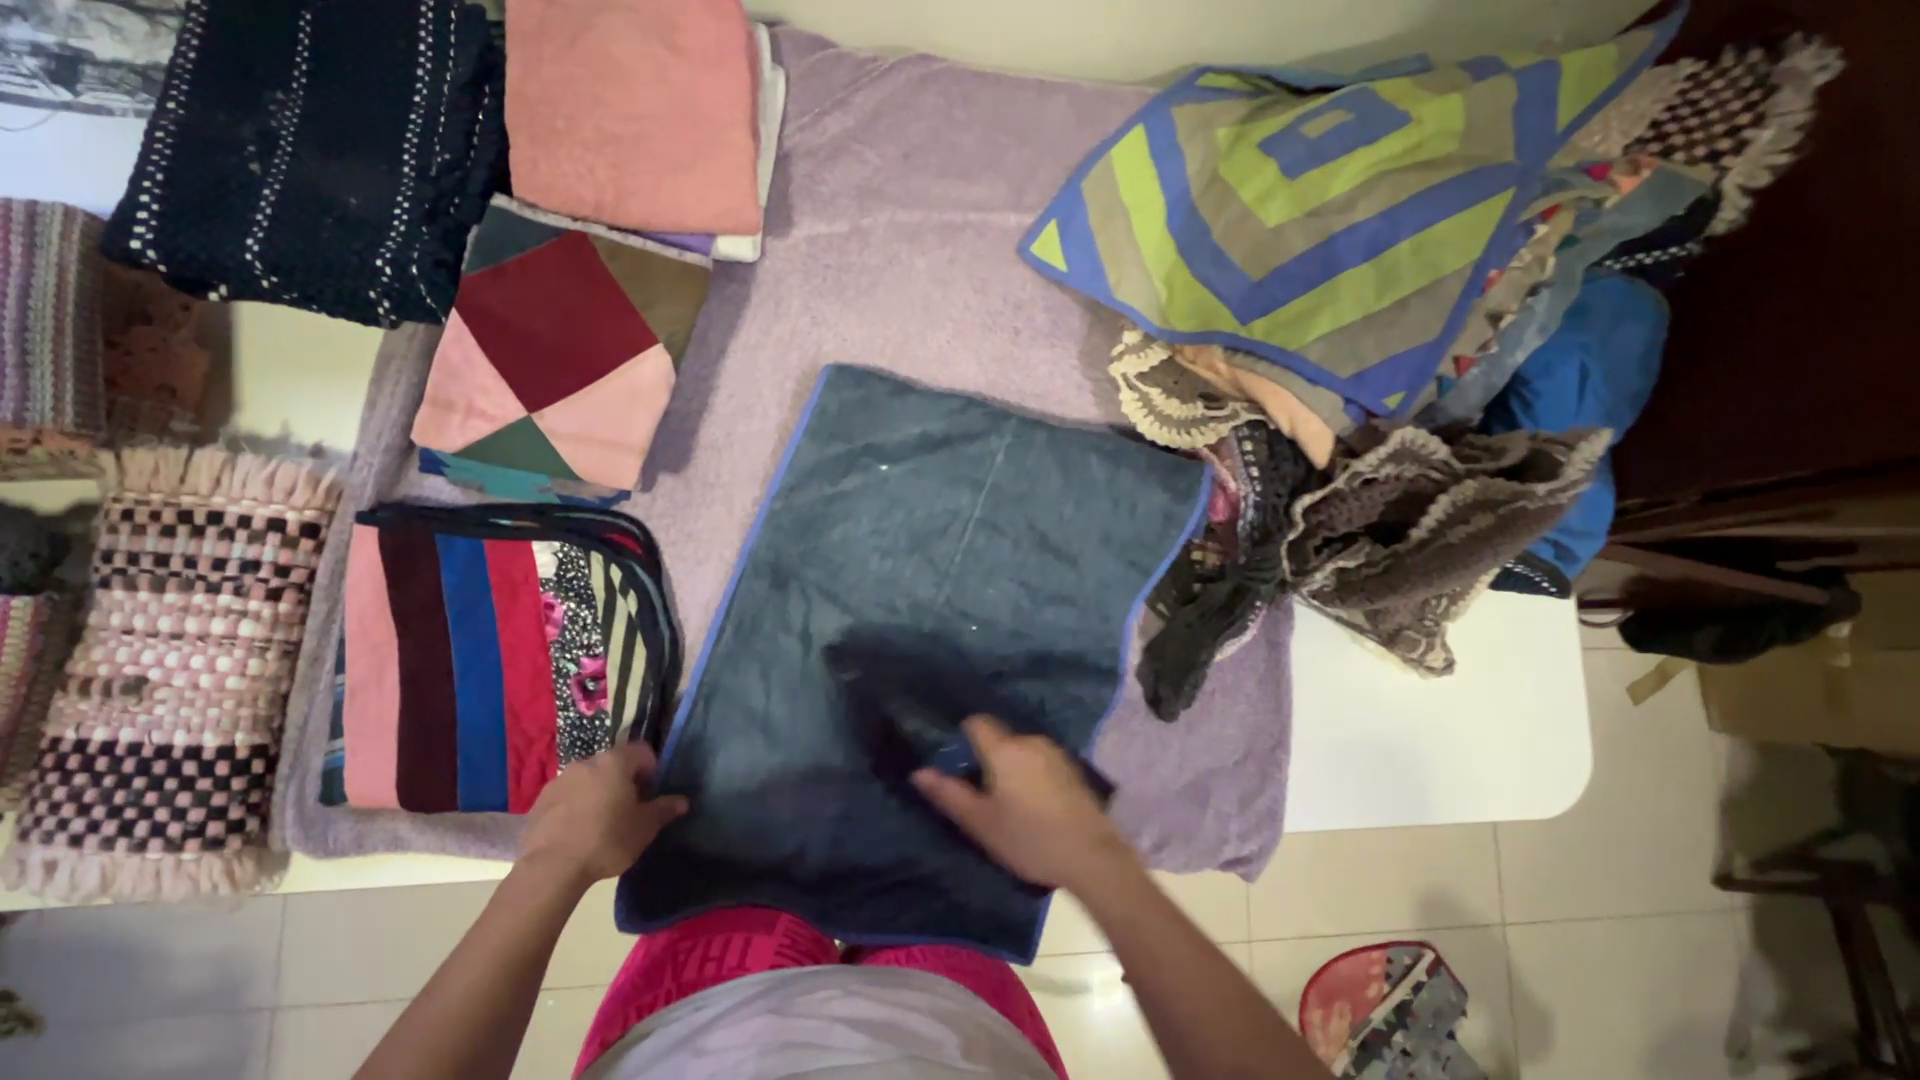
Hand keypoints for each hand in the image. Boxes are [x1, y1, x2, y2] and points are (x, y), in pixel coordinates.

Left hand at [519, 741, 688, 885]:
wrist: (552, 868)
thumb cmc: (607, 840)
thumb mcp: (645, 828)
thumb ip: (664, 809)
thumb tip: (682, 801)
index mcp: (615, 762)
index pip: (642, 751)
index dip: (651, 770)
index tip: (650, 794)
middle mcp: (586, 763)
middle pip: (613, 764)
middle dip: (623, 781)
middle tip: (628, 810)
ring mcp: (559, 780)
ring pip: (588, 779)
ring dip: (598, 792)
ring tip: (600, 823)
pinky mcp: (539, 801)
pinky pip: (566, 796)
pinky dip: (575, 806)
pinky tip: (577, 832)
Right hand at [912, 715, 1138, 891]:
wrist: (1092, 857)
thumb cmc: (1029, 839)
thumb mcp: (981, 823)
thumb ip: (949, 794)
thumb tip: (919, 772)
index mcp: (1005, 749)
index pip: (976, 723)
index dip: (961, 739)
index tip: (956, 767)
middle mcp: (1031, 742)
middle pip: (999, 739)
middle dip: (985, 759)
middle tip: (979, 795)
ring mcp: (1057, 755)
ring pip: (1021, 752)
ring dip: (1010, 770)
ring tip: (1007, 806)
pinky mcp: (1074, 771)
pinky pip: (1040, 764)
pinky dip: (1031, 777)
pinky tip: (1034, 808)